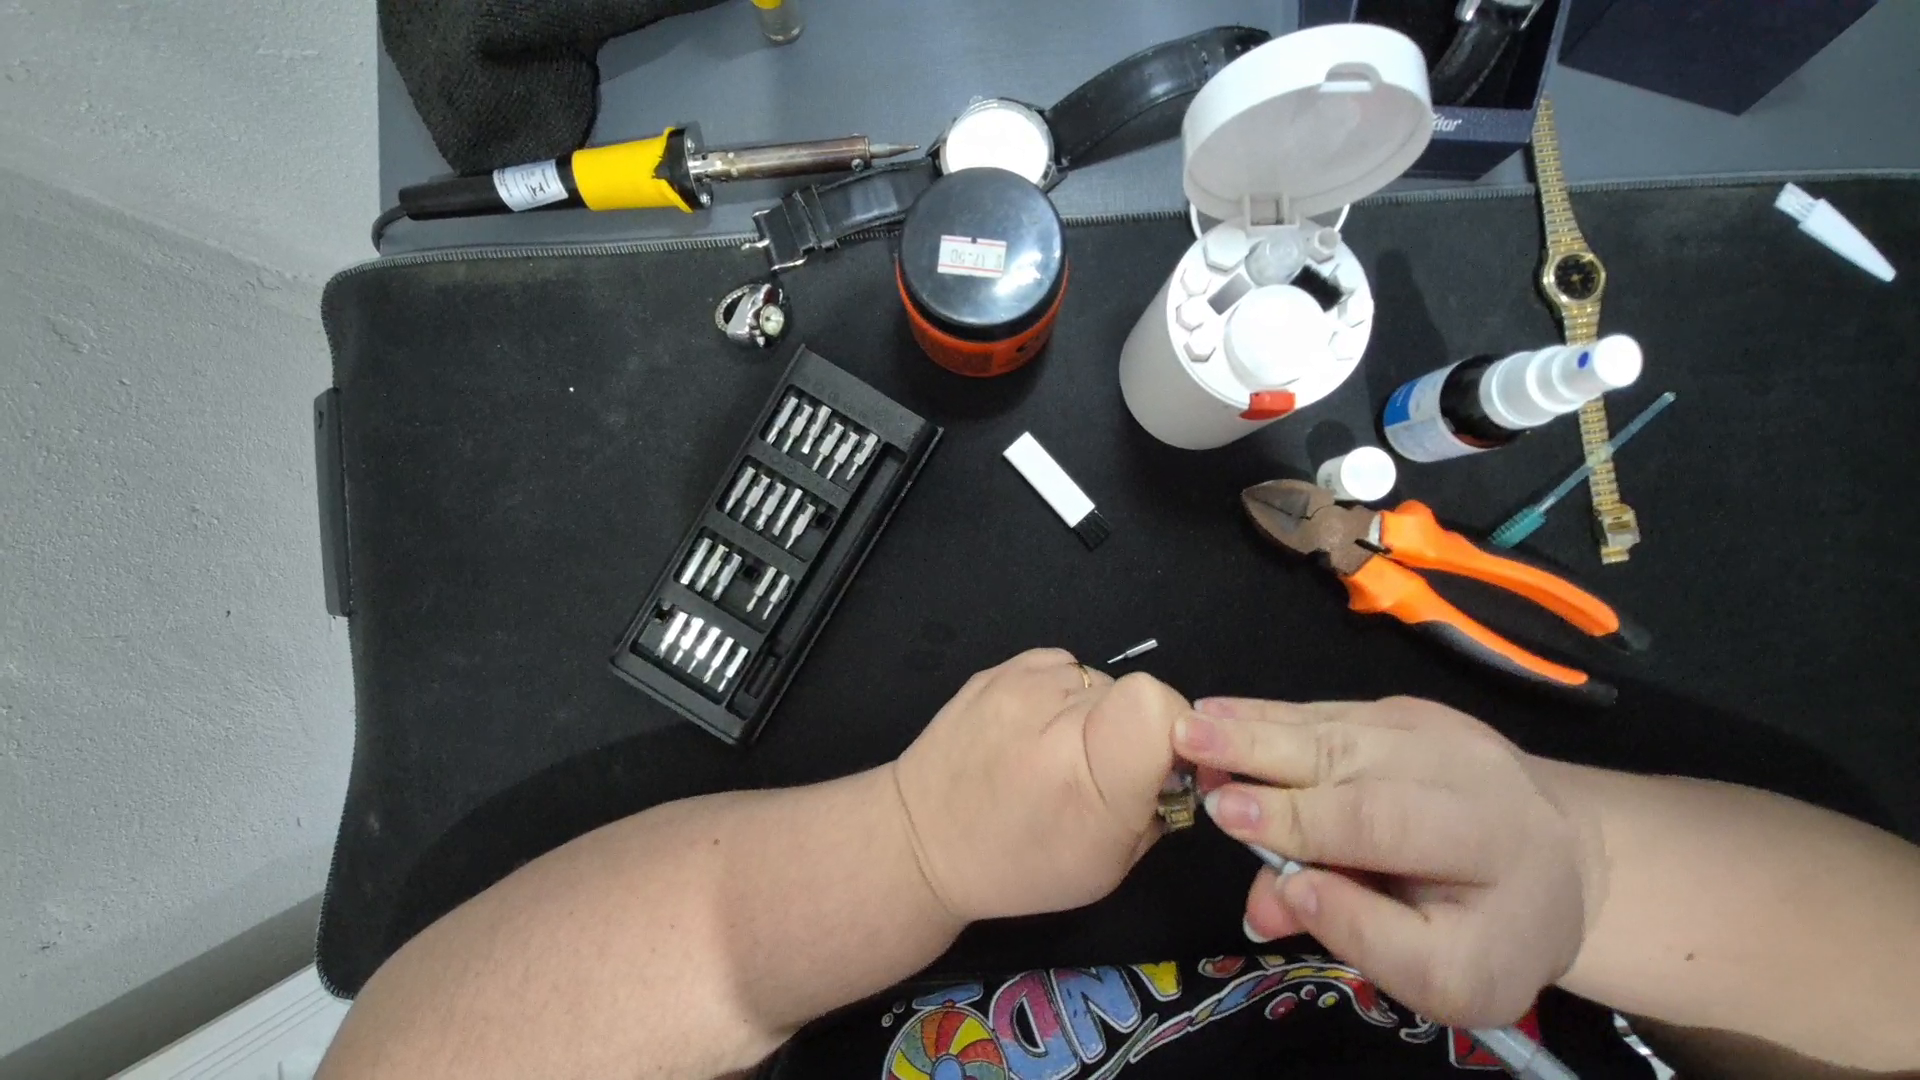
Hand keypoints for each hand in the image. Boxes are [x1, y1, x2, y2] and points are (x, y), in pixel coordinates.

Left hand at [892, 649, 1185, 922]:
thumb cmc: (1019, 867)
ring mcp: (1015, 683)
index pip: (1159, 704)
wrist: (922, 839)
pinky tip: (1038, 728)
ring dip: (1095, 710)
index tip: (1163, 762)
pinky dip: (1063, 695)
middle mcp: (1049, 715)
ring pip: (1096, 678)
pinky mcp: (993, 668)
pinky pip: (1059, 667)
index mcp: (1084, 774)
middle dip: (1135, 727)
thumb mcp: (1108, 864)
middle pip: (1133, 691)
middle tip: (1104, 768)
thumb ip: (1156, 807)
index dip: (1175, 729)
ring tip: (1061, 749)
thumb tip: (1181, 763)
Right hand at [1173, 696, 1602, 1027]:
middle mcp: (1461, 769)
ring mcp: (1430, 727)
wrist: (1556, 855)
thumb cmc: (1492, 927)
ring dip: (1252, 723)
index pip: (1380, 826)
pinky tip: (1221, 713)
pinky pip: (1326, 711)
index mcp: (1489, 843)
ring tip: (1191, 724)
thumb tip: (1273, 898)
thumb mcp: (1449, 974)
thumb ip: (1363, 937)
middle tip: (1188, 740)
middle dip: (1261, 750)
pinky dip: (1268, 713)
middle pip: (1348, 758)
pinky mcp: (1403, 708)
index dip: (1299, 821)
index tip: (1224, 815)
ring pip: (1329, 725)